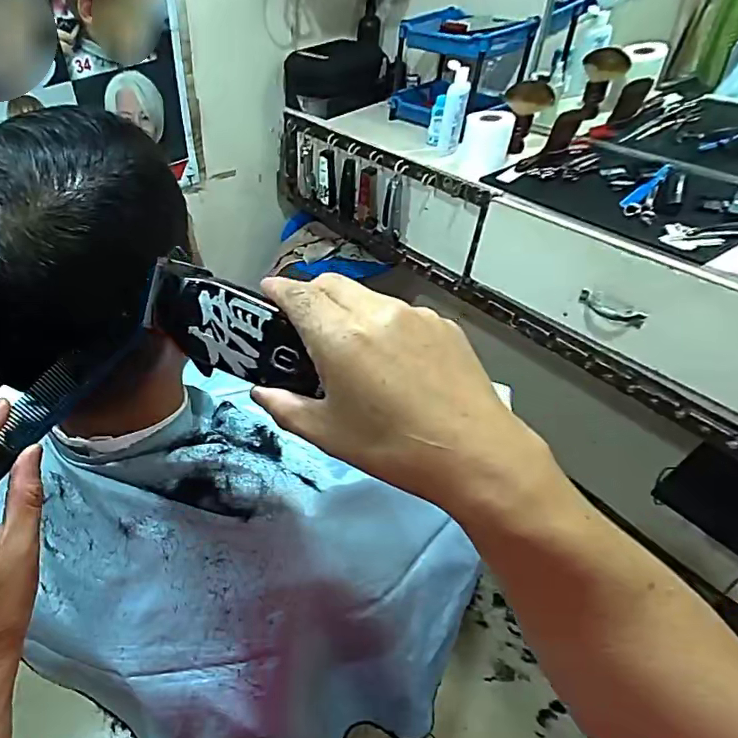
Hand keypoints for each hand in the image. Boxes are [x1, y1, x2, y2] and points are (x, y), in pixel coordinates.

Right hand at [251, 274, 559, 517]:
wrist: (474, 453)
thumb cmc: (396, 448)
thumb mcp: (329, 434)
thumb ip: (286, 408)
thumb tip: (262, 394)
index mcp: (341, 337)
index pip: (299, 294)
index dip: (278, 289)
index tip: (269, 293)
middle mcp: (377, 314)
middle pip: (332, 284)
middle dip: (311, 294)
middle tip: (304, 323)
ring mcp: (415, 316)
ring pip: (369, 296)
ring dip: (349, 309)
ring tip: (351, 347)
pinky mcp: (444, 326)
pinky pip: (402, 313)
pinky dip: (385, 324)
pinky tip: (393, 360)